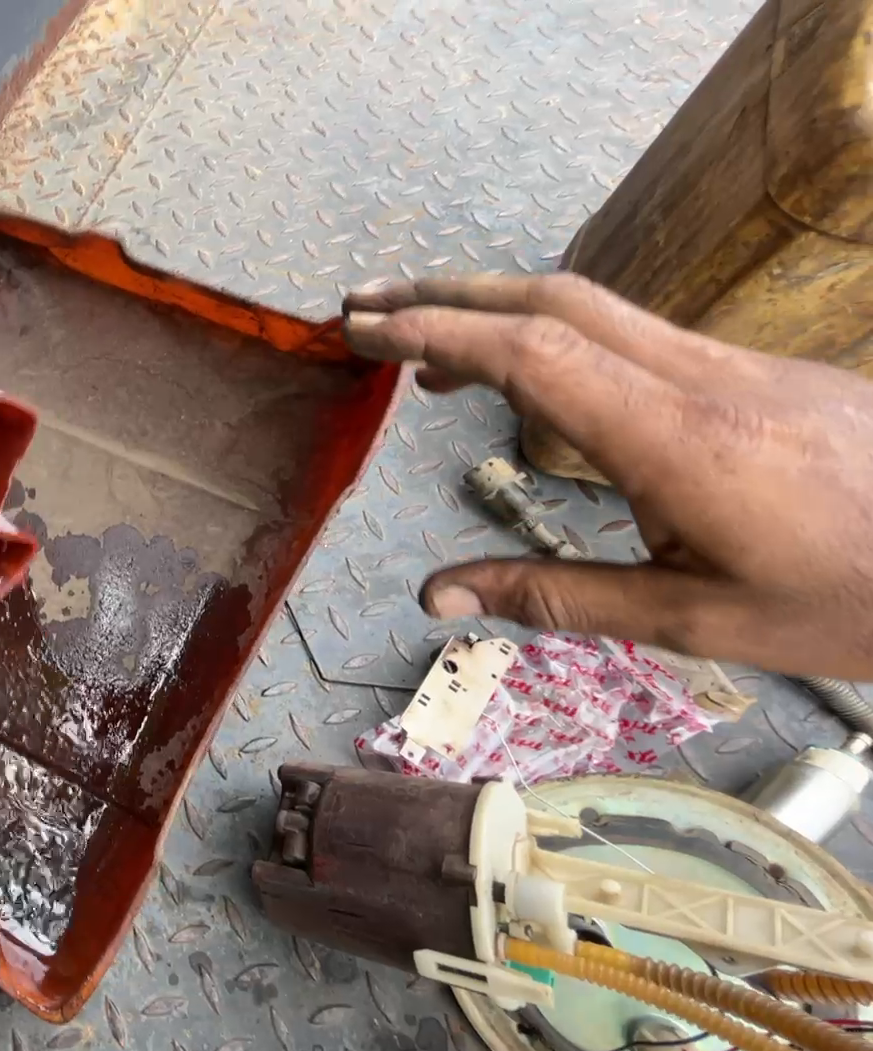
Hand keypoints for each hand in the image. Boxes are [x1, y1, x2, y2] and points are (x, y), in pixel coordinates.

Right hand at [342, 273, 872, 679]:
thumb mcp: (701, 620)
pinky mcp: (748, 372)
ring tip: (414, 340)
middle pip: (555, 301)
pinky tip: (508, 371)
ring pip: (589, 307)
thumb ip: (555, 596)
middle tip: (364, 306)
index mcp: (677, 438)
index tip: (364, 332)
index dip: (436, 331)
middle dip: (445, 295)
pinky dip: (535, 334)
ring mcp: (730, 365)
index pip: (533, 353)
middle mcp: (698, 378)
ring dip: (487, 307)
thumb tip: (433, 595)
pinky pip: (621, 333)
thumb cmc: (868, 599)